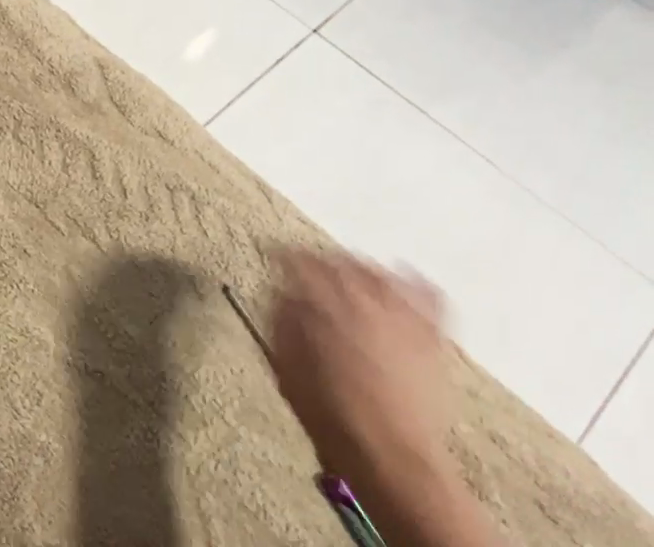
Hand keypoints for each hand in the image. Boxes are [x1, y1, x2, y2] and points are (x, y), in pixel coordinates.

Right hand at [267, 250, 451, 486]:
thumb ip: (282, 316)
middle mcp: (366, 302)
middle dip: (320, 258)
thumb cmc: (323, 406)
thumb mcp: (282, 359)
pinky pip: (429, 297)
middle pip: (342, 261)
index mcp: (322, 305)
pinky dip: (412, 283)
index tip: (270, 253)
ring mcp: (404, 318)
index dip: (281, 253)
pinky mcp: (432, 337)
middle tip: (305, 265)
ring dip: (361, 266)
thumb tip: (283, 290)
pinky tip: (401, 282)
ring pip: (383, 273)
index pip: (299, 261)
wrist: (387, 449)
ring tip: (348, 272)